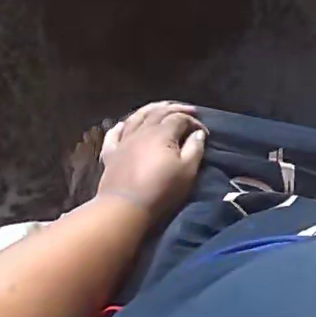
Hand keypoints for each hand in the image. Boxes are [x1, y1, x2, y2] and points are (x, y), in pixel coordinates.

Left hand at [95, 102, 207, 219]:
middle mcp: (142, 131)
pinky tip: (125, 124)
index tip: (205, 133)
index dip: (194, 121)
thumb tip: (198, 133)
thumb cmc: (161, 190)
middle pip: (159, 112)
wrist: (124, 209)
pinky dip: (121, 126)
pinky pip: (114, 134)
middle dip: (176, 108)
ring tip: (162, 107)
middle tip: (190, 110)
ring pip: (137, 117)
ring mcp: (124, 141)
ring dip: (151, 109)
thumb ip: (195, 148)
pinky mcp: (111, 154)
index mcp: (161, 133)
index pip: (180, 118)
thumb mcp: (187, 171)